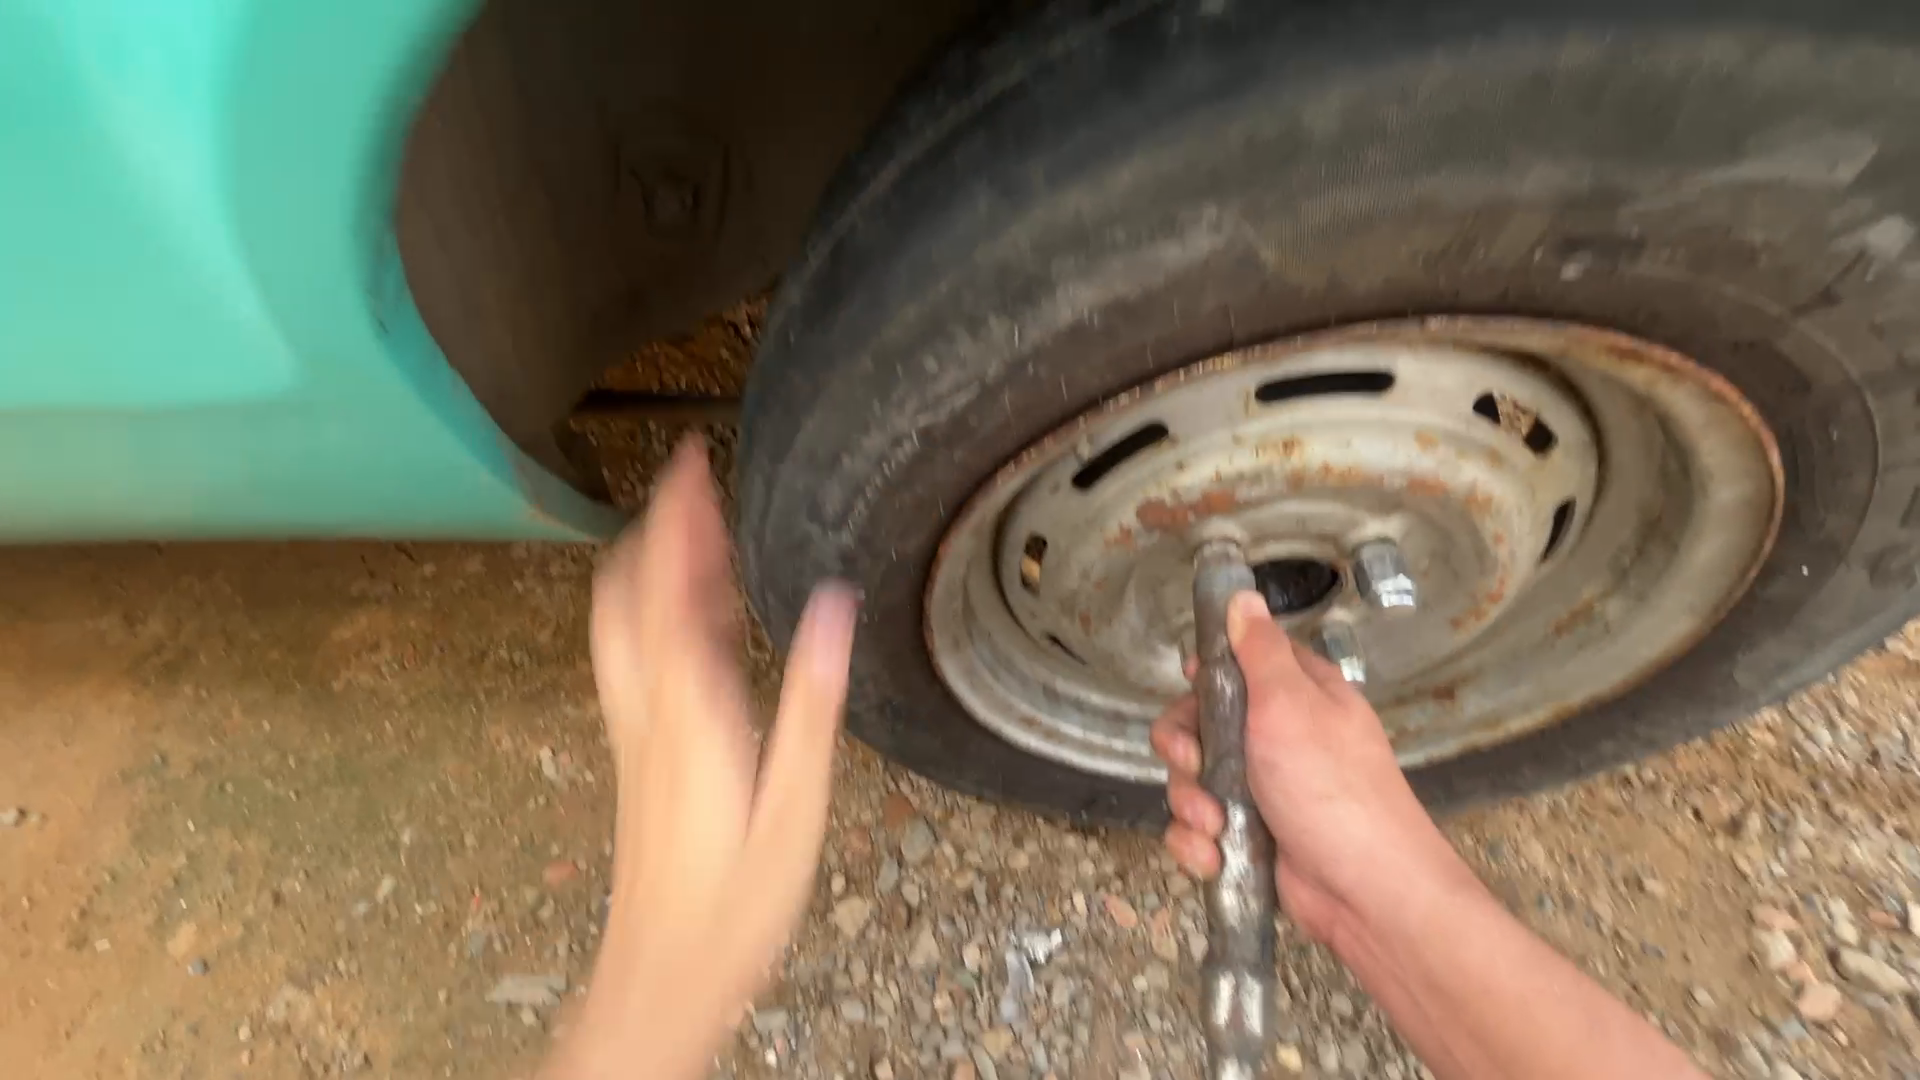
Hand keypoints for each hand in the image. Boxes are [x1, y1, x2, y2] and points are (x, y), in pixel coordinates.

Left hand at [555, 440, 857, 1079]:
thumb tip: (832, 606)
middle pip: (630, 592)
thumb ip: (812, 697)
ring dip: (649, 561)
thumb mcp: (798, 800)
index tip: (689, 460)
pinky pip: (633, 653)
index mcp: (689, 708)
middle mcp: (648, 706)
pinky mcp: (637, 747)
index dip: (676, 516)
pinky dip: (654, 607)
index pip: (669, 586)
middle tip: (692, 479)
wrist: (661, 978)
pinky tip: (687, 608)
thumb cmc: (734, 900)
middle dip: (657, 525)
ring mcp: (634, 727)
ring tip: (689, 525)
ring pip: (621, 620)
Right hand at [1150, 591, 1463, 944]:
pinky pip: (1196, 827)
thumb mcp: (1291, 705)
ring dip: (1189, 802)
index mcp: (1295, 696)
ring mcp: (1260, 789)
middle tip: (1193, 763)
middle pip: (1198, 723)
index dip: (1206, 674)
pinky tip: (1214, 854)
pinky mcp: (1247, 836)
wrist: (1368, 895)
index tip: (1191, 684)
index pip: (1238, 664)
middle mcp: (1275, 737)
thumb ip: (1259, 651)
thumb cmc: (1331, 787)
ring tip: (1214, 824)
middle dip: (1184, 747)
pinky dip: (1197, 842)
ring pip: (1191, 777)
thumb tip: (1242, 596)